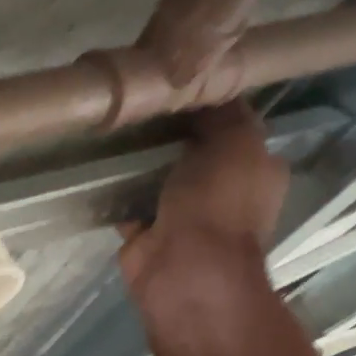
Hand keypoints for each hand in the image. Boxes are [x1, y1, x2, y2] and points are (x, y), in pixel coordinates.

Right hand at [116, 101, 286, 293]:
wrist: (184, 268)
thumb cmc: (219, 202)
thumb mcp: (236, 142)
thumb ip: (225, 115)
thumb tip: (206, 92)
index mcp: (256, 170)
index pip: (236, 129)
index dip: (210, 108)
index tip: (178, 87)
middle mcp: (224, 193)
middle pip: (194, 153)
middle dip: (169, 135)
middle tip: (139, 108)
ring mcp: (184, 216)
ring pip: (160, 179)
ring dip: (139, 164)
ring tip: (113, 134)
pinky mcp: (147, 234)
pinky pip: (130, 205)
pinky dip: (117, 194)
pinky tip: (98, 171)